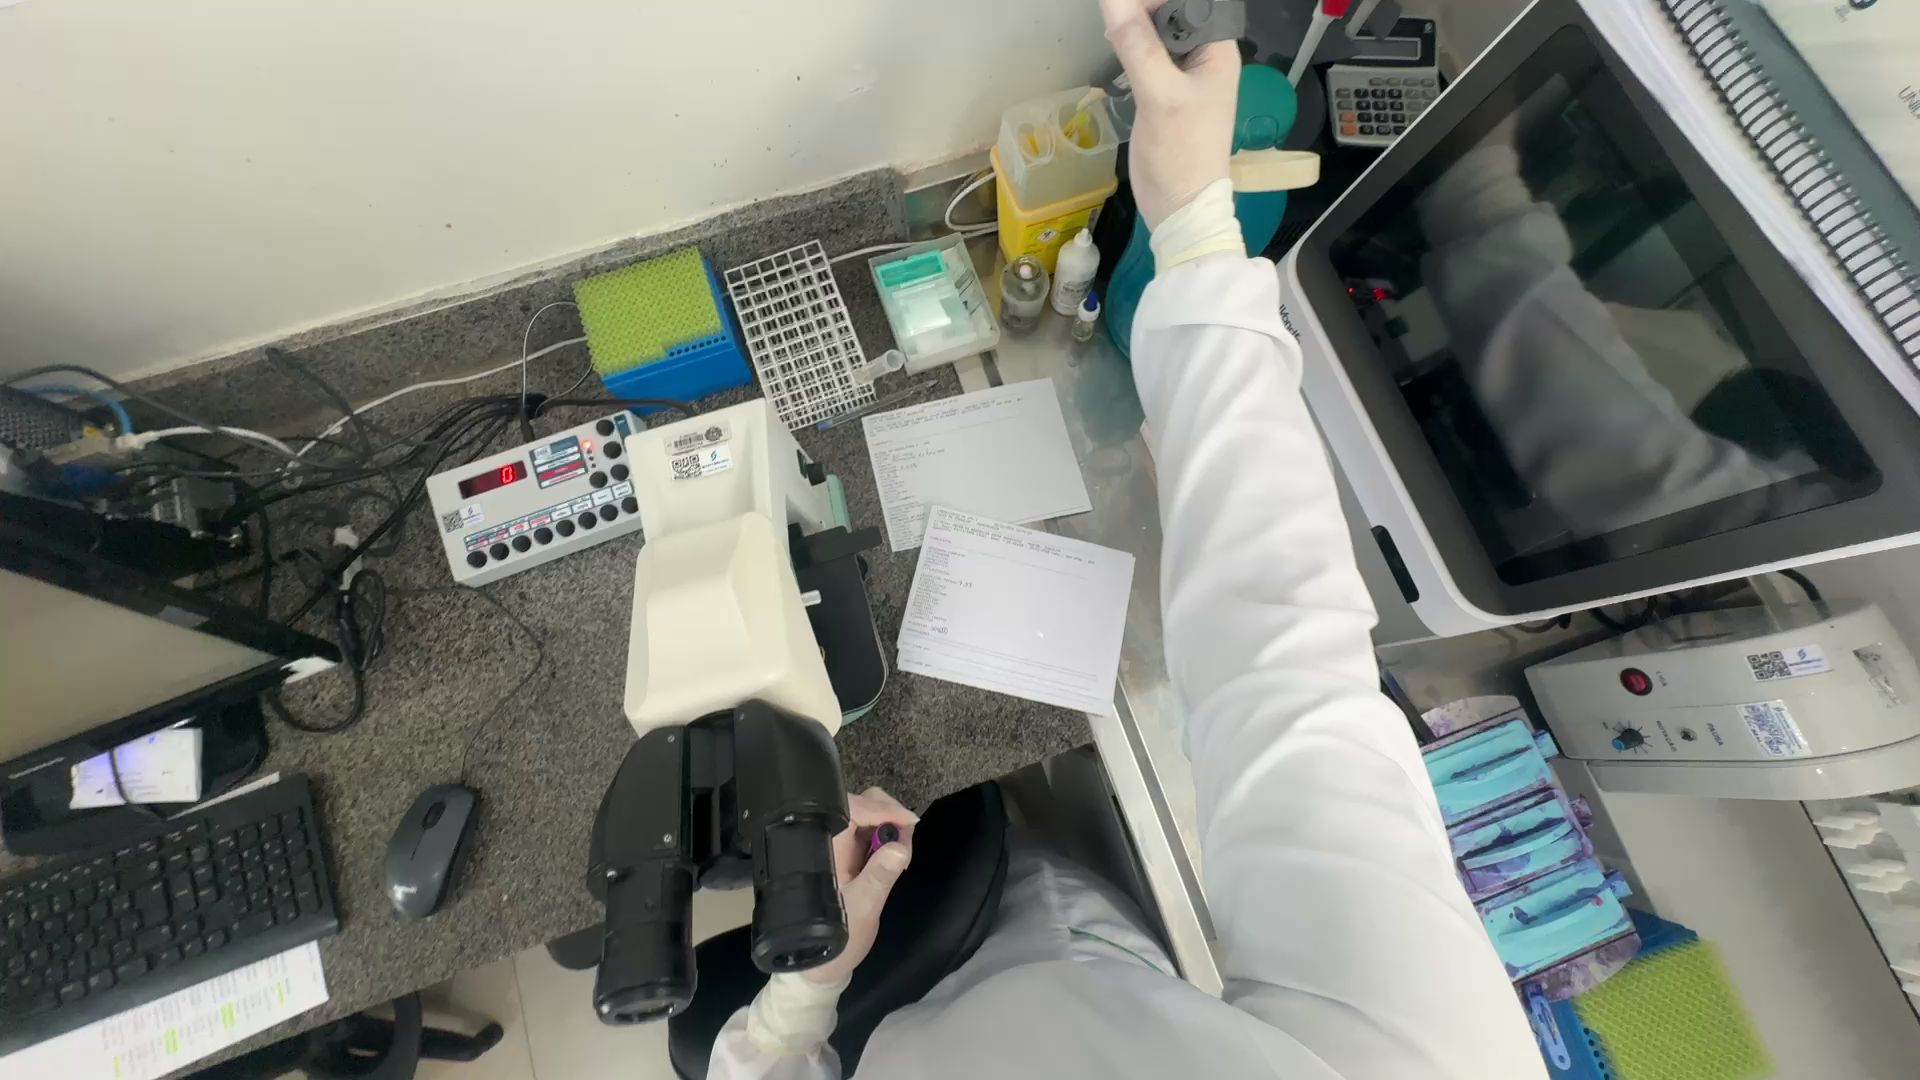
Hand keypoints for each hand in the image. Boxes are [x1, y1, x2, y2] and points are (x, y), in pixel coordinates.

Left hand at [804, 787, 916, 985]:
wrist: (823, 967)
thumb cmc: (837, 941)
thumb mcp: (862, 910)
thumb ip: (879, 877)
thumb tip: (900, 847)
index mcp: (826, 847)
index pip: (852, 809)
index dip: (881, 809)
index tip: (908, 822)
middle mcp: (832, 840)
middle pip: (862, 803)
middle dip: (889, 813)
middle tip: (907, 839)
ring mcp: (843, 846)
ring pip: (870, 814)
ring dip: (892, 825)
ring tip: (902, 854)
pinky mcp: (853, 854)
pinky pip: (874, 831)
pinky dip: (890, 836)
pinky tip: (897, 856)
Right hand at [1099, 0, 1240, 228]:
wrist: (1179, 210)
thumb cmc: (1180, 155)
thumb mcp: (1160, 97)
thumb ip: (1137, 47)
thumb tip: (1112, 1)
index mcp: (1217, 50)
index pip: (1190, 1)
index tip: (1123, 6)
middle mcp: (1204, 58)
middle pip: (1174, 14)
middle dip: (1144, 10)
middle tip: (1113, 17)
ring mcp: (1184, 78)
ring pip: (1159, 36)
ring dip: (1136, 29)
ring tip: (1111, 30)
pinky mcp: (1165, 97)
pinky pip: (1149, 60)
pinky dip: (1133, 52)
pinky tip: (1115, 52)